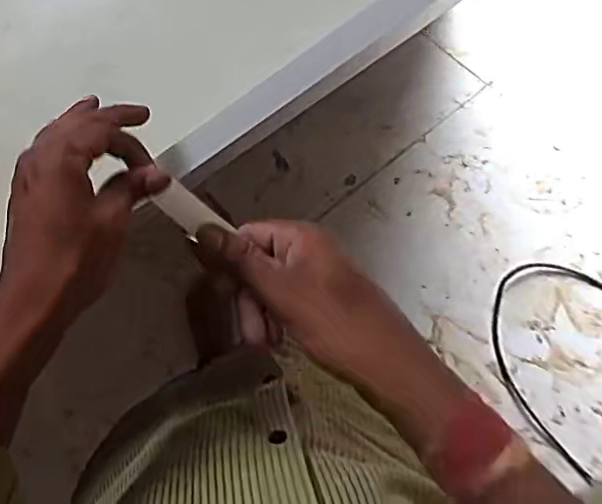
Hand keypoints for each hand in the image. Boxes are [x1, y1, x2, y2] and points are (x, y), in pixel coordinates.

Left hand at [0, 96, 171, 326]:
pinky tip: (76, 147)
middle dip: (105, 118)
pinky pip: (47, 148)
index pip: (99, 128)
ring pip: (57, 132)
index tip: (146, 126)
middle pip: (76, 123)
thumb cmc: (70, 263)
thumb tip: (153, 173)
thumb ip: (131, 188)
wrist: (31, 299)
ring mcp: (27, 172)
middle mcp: (39, 157)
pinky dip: (65, 138)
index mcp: (60, 157)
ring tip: (99, 113)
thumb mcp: (111, 222)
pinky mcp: (25, 189)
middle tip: (133, 117)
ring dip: (81, 123)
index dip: (127, 129)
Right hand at [196, 222, 472, 449]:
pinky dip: (280, 320)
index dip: (229, 261)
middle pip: (257, 262)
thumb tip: (204, 227)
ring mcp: (320, 274)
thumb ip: (240, 259)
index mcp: (299, 235)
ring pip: (271, 286)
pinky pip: (290, 301)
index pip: (246, 234)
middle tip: (250, 332)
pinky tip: (282, 343)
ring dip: (261, 313)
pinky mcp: (328, 300)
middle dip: (248, 297)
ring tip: (267, 344)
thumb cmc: (336, 325)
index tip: (221, 292)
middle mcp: (309, 248)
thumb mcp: (280, 291)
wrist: (397, 373)